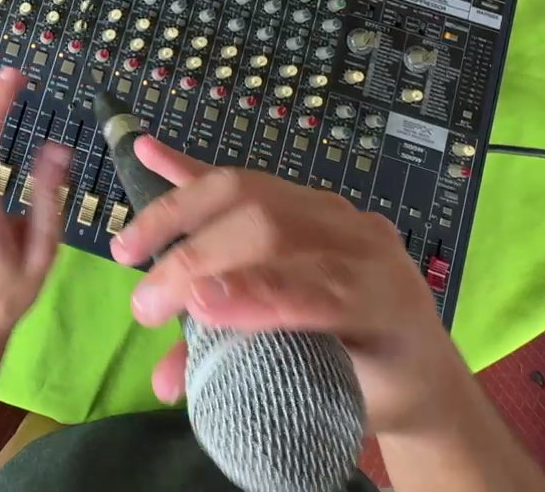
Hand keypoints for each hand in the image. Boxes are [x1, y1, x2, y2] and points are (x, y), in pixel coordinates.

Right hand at [109, 136, 468, 435]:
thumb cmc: (373, 385)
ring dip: (177, 213)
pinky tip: (146, 148)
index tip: (196, 305)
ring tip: (128, 246)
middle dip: (196, 261)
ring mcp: (327, 209)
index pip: (314, 288)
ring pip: (245, 193)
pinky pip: (240, 177)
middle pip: (267, 231)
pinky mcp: (298, 194)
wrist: (416, 353)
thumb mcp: (326, 397)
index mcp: (380, 299)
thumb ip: (249, 378)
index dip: (254, 292)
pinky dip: (186, 165)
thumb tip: (162, 383)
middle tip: (144, 305)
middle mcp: (357, 242)